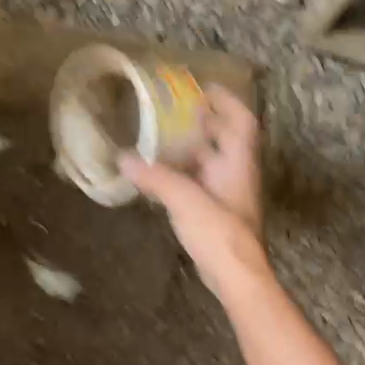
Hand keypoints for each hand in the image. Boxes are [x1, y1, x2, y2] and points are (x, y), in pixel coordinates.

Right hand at [118, 83, 268, 292]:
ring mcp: (228, 197)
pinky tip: (163, 179)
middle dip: (206, 125)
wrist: (235, 276)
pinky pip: (201, 186)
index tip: (205, 88)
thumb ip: (155, 177)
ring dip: (193, 151)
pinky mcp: (217, 217)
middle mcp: (237, 176)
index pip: (241, 121)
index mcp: (238, 164)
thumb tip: (123, 159)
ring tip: (163, 142)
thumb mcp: (185, 199)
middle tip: (178, 113)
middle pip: (226, 141)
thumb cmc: (219, 233)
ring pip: (212, 165)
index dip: (226, 101)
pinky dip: (184, 176)